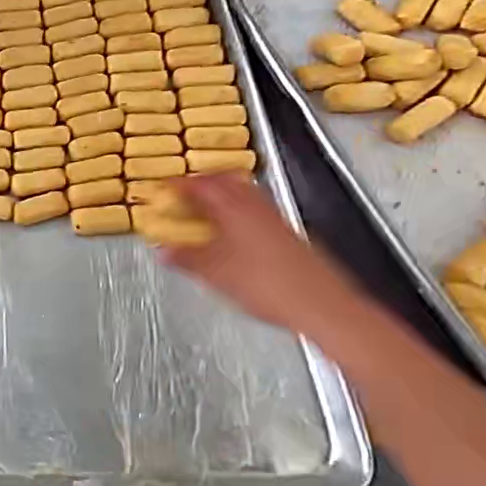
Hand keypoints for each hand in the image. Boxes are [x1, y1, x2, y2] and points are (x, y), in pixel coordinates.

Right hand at [164, 171, 365, 338]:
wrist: (320, 304)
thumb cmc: (271, 285)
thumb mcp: (213, 273)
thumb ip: (185, 258)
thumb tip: (166, 252)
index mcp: (232, 208)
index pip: (199, 185)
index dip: (178, 184)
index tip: (165, 186)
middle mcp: (255, 206)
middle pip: (224, 181)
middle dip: (202, 184)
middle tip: (185, 192)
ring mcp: (275, 218)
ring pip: (243, 193)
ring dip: (222, 196)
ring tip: (206, 210)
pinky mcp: (286, 233)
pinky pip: (256, 210)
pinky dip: (238, 212)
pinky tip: (233, 233)